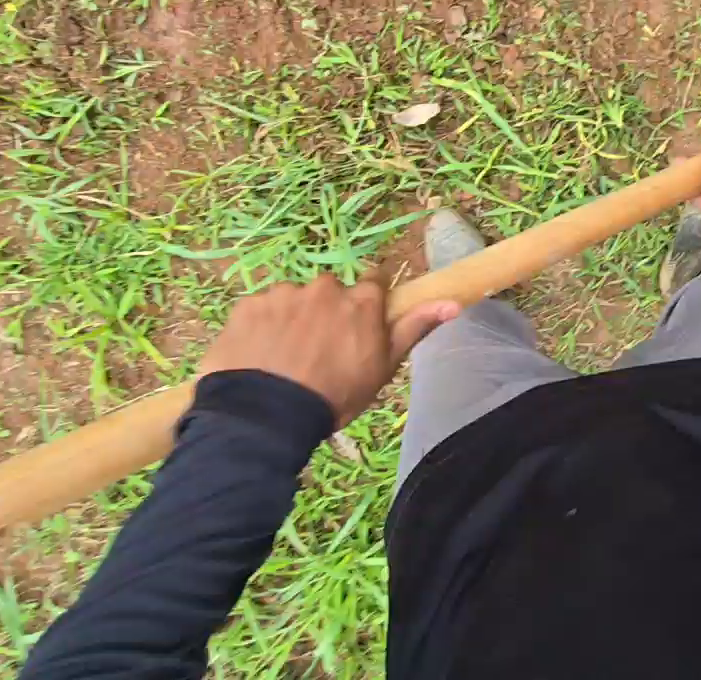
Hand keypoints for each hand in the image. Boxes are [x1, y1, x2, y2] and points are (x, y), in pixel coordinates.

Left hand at [199, 275, 458, 423]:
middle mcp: (325, 287)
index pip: (373, 282)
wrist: (264, 418)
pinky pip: (258, 311)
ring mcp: (283, 294)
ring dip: (291, 320)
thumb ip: (414, 328)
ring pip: (293, 300)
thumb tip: (454, 303)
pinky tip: (258, 357)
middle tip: (317, 351)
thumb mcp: (382, 367)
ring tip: (283, 359)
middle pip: (330, 292)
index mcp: (361, 301)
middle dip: (326, 312)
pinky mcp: (247, 305)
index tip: (358, 324)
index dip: (366, 303)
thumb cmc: (334, 395)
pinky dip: (259, 328)